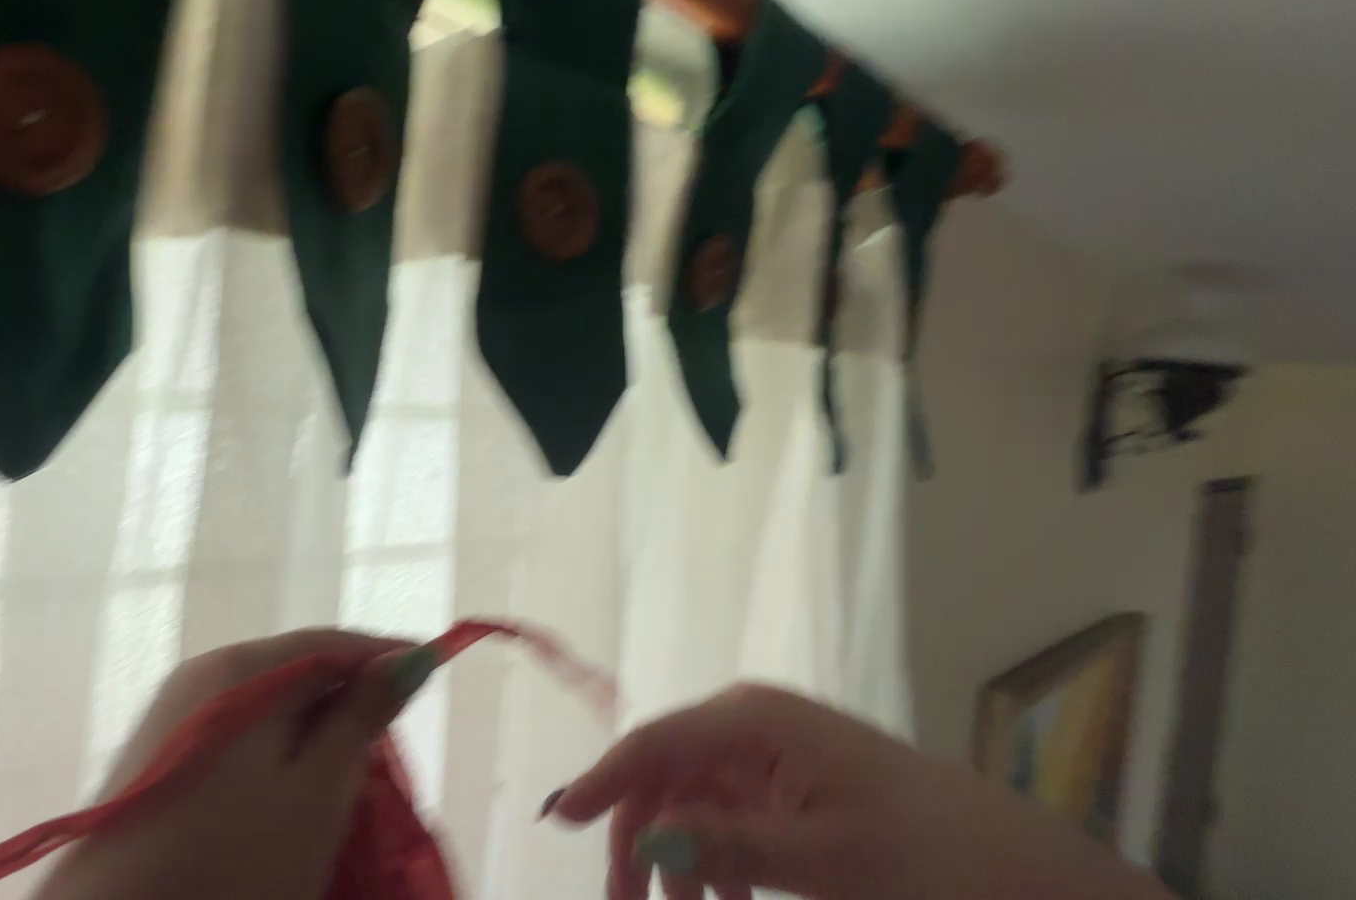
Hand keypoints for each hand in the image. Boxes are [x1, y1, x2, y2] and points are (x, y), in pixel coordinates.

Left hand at [32, 628, 434, 899]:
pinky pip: (236, 727)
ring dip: (312, 726)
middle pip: (297, 667)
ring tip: (347, 769)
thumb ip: (361, 717)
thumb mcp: (316, 793)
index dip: (384, 654)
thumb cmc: (231, 866)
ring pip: (267, 700)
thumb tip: (406, 657)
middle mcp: (201, 671)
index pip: (330, 641)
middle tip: (391, 737)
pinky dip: (274, 747)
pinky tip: (288, 787)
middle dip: (348, 695)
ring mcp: (172, 710)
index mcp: (240, 668)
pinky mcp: (157, 752)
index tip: (432, 669)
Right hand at [547, 682, 1174, 899]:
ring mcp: (771, 753)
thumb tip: (651, 836)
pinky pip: (729, 817)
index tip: (560, 819)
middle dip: (641, 834)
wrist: (1034, 875)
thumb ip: (728, 846)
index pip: (655, 742)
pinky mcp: (792, 785)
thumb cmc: (927, 856)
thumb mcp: (822, 860)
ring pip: (693, 798)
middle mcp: (751, 724)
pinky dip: (715, 861)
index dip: (604, 779)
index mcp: (751, 719)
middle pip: (667, 773)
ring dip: (677, 856)